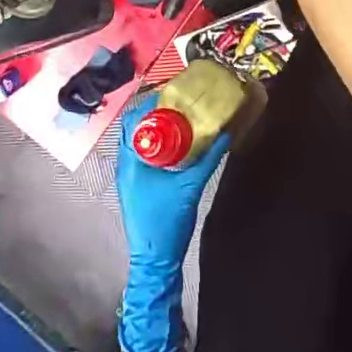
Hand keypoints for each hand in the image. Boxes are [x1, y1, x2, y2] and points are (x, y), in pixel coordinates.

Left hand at [115, 93, 231, 351]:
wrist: (154, 261)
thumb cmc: (166, 221)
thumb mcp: (190, 187)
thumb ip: (207, 159)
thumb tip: (225, 132)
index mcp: (131, 159)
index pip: (133, 119)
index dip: (151, 102)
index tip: (173, 90)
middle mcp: (126, 163)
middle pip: (137, 127)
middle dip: (157, 112)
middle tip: (181, 101)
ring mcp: (130, 175)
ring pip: (141, 140)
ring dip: (159, 127)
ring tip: (183, 117)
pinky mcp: (138, 184)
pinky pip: (146, 154)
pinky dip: (161, 144)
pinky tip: (180, 143)